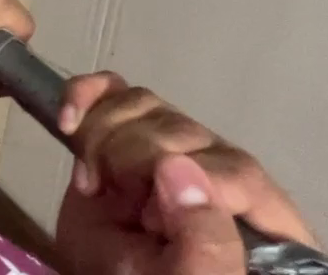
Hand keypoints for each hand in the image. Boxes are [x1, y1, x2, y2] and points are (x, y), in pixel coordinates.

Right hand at [53, 73, 317, 274]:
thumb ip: (203, 243)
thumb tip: (176, 166)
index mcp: (257, 214)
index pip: (238, 172)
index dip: (188, 187)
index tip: (150, 220)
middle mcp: (219, 168)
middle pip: (181, 130)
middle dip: (132, 163)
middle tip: (119, 205)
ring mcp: (168, 143)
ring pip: (141, 103)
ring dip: (102, 139)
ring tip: (96, 183)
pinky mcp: (123, 125)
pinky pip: (110, 85)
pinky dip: (83, 95)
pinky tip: (69, 125)